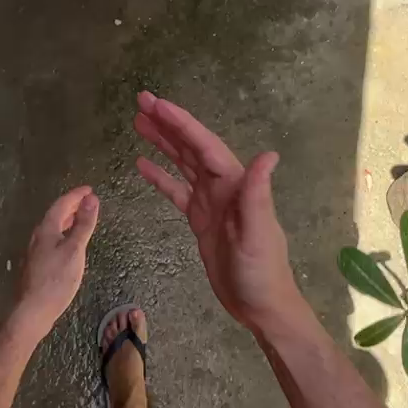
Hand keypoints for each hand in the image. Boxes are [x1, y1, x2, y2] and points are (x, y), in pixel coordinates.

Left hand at [8, 186, 98, 339]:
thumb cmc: (56, 279)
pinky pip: (52, 239)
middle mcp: (38, 236)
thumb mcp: (75, 249)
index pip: (61, 204)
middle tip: (87, 200)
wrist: (33, 310)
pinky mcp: (37, 264)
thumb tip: (91, 199)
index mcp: (46, 229)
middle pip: (55, 214)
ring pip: (53, 227)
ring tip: (80, 217)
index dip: (76, 195)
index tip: (90, 190)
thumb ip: (83, 224)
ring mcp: (36, 251)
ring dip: (67, 219)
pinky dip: (63, 233)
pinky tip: (69, 243)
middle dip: (71, 205)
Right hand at [131, 92, 304, 334]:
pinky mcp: (200, 219)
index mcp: (235, 184)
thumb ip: (258, 194)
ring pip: (182, 163)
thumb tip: (269, 155)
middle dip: (168, 123)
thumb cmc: (261, 271)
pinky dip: (160, 176)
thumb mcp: (258, 233)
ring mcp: (210, 202)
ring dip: (162, 142)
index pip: (204, 145)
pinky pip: (177, 191)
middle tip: (141, 101)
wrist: (261, 306)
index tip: (158, 104)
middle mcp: (223, 186)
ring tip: (138, 122)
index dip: (181, 123)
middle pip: (191, 147)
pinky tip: (142, 164)